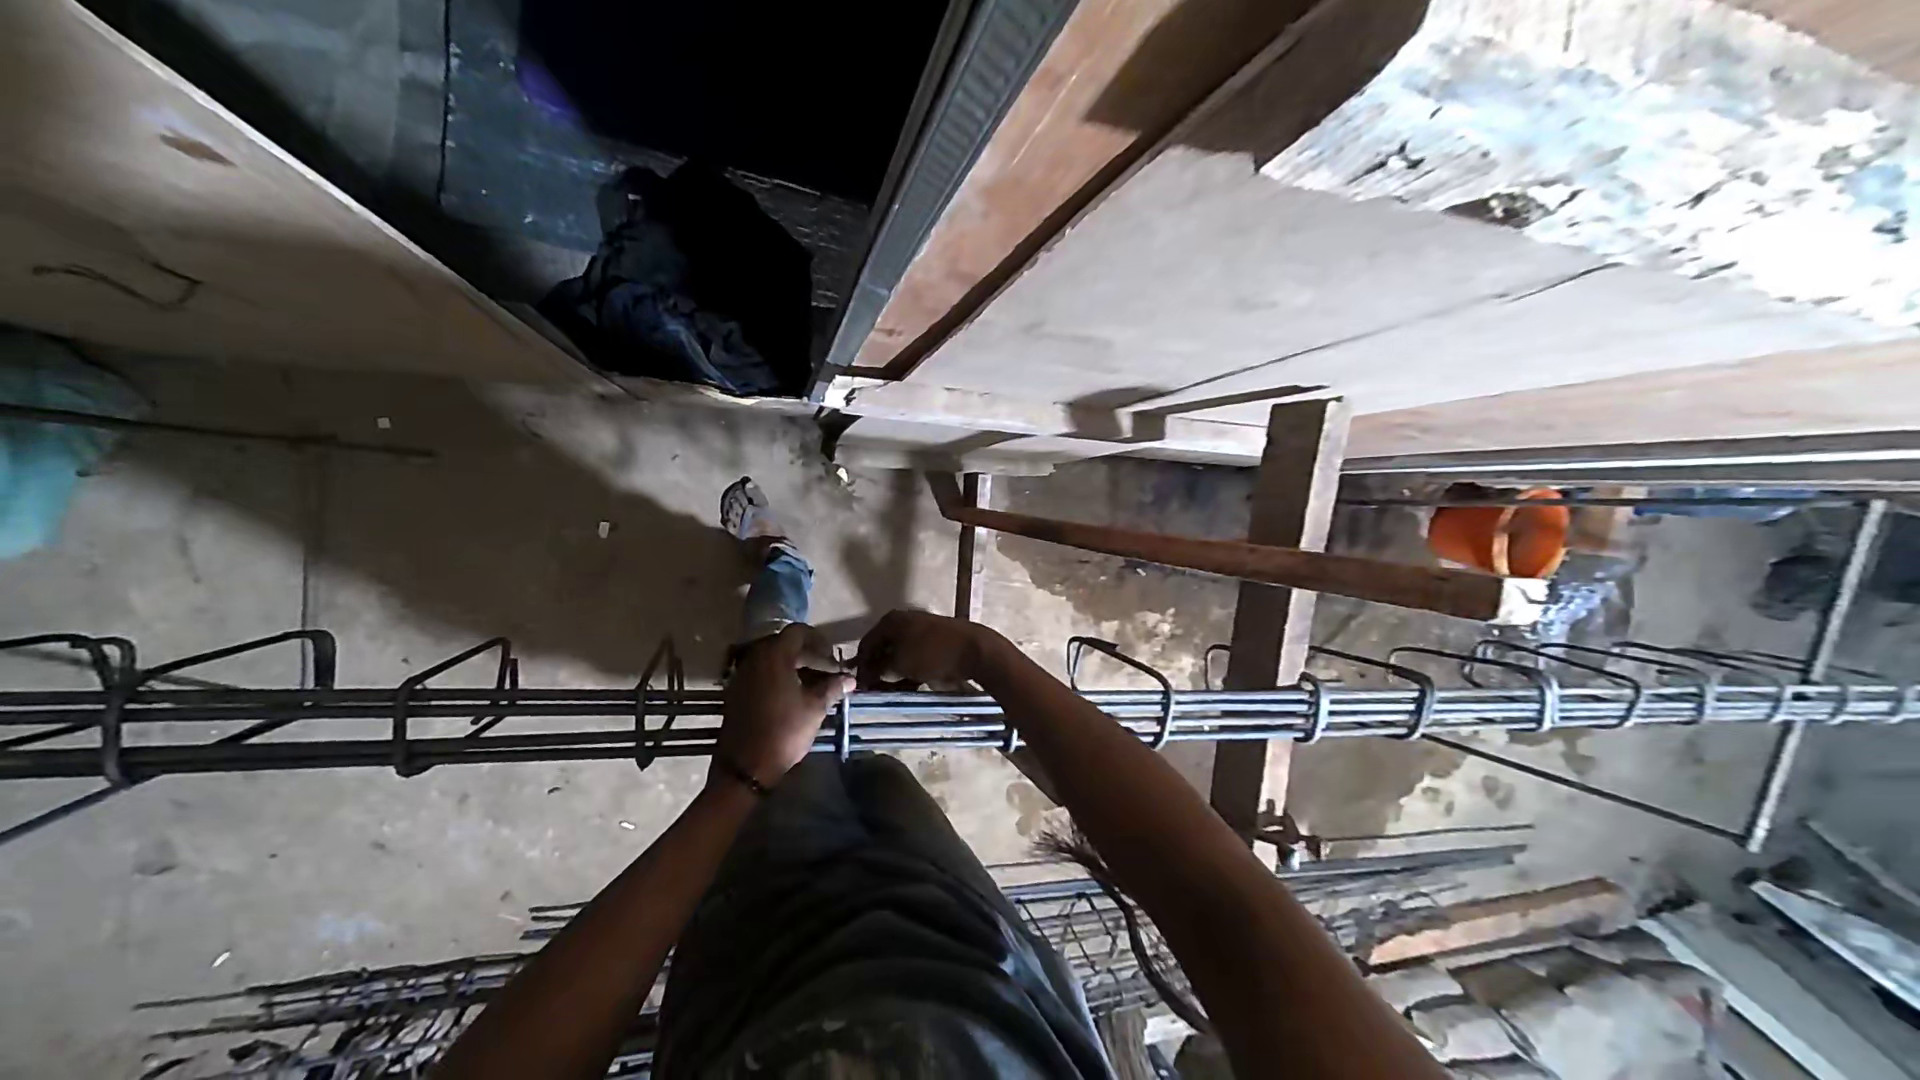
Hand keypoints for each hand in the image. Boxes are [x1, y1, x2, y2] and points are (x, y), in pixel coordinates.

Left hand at [718, 625, 851, 786]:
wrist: (745, 765)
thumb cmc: (784, 731)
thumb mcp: (815, 707)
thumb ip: (833, 687)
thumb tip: (850, 679)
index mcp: (774, 655)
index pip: (799, 632)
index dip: (820, 642)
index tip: (833, 658)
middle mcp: (755, 658)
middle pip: (785, 645)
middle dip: (809, 655)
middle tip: (828, 672)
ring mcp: (742, 675)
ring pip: (773, 660)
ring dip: (794, 667)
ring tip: (814, 685)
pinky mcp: (736, 692)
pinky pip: (762, 674)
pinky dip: (779, 678)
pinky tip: (794, 695)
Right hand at [854, 610, 997, 689]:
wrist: (973, 651)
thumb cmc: (931, 654)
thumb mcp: (899, 663)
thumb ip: (879, 668)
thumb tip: (868, 673)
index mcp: (891, 621)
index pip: (866, 644)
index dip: (861, 665)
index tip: (859, 686)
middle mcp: (904, 623)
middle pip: (882, 649)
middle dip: (877, 671)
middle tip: (872, 692)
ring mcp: (921, 633)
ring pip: (899, 656)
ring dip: (892, 675)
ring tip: (888, 694)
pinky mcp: (935, 645)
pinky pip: (914, 660)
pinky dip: (908, 673)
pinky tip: (906, 689)